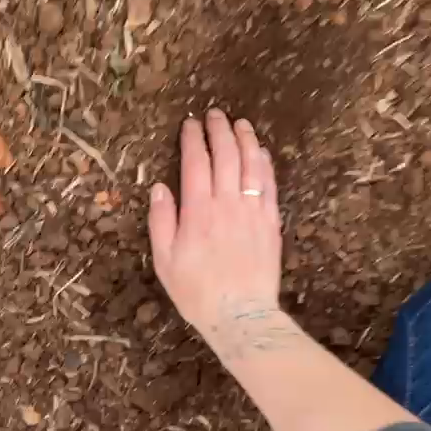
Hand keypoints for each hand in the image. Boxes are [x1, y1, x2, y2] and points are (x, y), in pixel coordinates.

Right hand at [148, 110, 283, 350]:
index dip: (192, 139)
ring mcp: (252, 211)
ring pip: (250, 164)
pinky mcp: (270, 222)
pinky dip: (264, 163)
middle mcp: (226, 204)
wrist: (241, 315)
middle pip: (225, 155)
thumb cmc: (197, 292)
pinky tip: (261, 152)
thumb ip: (161, 221)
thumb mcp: (165, 261)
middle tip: (214, 115)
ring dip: (245, 139)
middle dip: (219, 130)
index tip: (190, 124)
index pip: (195, 163)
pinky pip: (269, 184)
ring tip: (240, 123)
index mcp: (197, 212)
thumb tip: (159, 188)